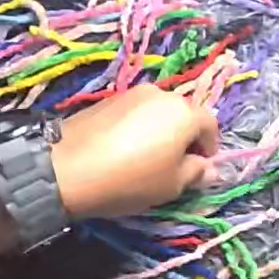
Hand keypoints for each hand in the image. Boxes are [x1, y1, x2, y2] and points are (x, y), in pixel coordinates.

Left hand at [52, 85, 218, 219]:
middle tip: (175, 164)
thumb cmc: (130, 179)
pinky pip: (134, 113)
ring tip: (148, 158)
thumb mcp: (171, 185)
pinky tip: (124, 150)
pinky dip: (138, 128)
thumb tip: (209, 168)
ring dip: (161, 131)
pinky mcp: (107, 99)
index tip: (201, 166)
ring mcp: (131, 93)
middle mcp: (161, 94)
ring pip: (158, 111)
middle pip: (184, 113)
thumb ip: (196, 173)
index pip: (211, 123)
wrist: (67, 168)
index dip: (210, 146)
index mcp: (184, 112)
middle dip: (185, 137)